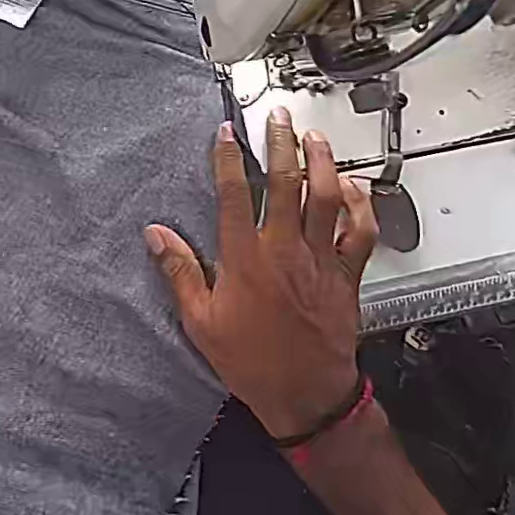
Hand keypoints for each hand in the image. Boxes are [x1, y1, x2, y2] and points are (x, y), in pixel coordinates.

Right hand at [145, 107, 379, 438]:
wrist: (305, 394)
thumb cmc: (252, 361)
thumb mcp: (201, 320)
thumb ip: (180, 272)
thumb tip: (156, 235)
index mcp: (245, 259)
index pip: (233, 194)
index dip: (228, 158)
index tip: (226, 134)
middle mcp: (283, 250)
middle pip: (284, 183)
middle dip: (280, 144)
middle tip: (277, 119)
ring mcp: (318, 259)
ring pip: (325, 198)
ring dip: (320, 162)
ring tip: (313, 137)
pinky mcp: (345, 274)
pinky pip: (359, 231)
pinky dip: (358, 205)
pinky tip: (351, 187)